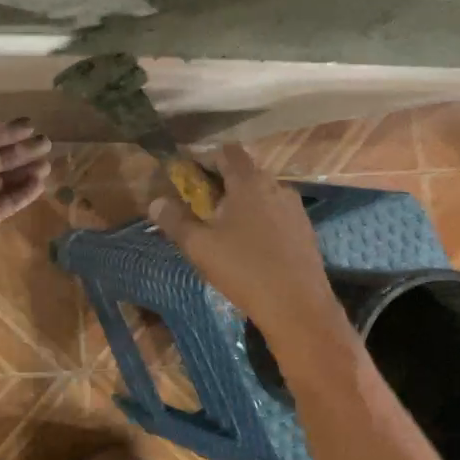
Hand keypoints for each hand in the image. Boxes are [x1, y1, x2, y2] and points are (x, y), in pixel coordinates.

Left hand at [0, 103, 52, 250]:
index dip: (8, 132)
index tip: (31, 126)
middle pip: (0, 159)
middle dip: (22, 150)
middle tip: (47, 143)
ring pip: (7, 179)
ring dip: (27, 170)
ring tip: (48, 165)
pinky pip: (11, 199)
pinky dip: (25, 191)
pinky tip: (42, 183)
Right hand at [148, 143, 346, 339]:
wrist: (298, 307)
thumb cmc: (243, 269)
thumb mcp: (198, 245)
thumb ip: (174, 219)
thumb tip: (155, 201)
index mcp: (249, 183)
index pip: (227, 152)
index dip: (205, 157)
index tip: (187, 173)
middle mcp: (276, 187)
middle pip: (245, 171)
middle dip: (221, 181)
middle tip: (199, 203)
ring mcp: (294, 209)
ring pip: (262, 193)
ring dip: (241, 201)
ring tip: (222, 225)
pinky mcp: (304, 231)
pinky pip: (275, 212)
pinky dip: (259, 218)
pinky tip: (248, 244)